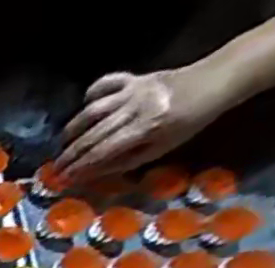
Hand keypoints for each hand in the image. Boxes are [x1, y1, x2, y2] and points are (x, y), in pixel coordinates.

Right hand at [53, 65, 230, 181]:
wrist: (220, 79)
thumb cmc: (190, 120)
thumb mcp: (160, 149)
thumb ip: (122, 162)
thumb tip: (86, 174)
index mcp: (148, 125)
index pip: (101, 151)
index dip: (78, 168)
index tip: (60, 181)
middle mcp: (138, 106)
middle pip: (92, 134)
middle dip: (68, 155)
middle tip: (53, 170)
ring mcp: (134, 90)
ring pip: (91, 112)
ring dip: (71, 130)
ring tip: (64, 144)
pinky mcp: (134, 78)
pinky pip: (105, 84)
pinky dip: (91, 94)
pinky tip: (85, 107)